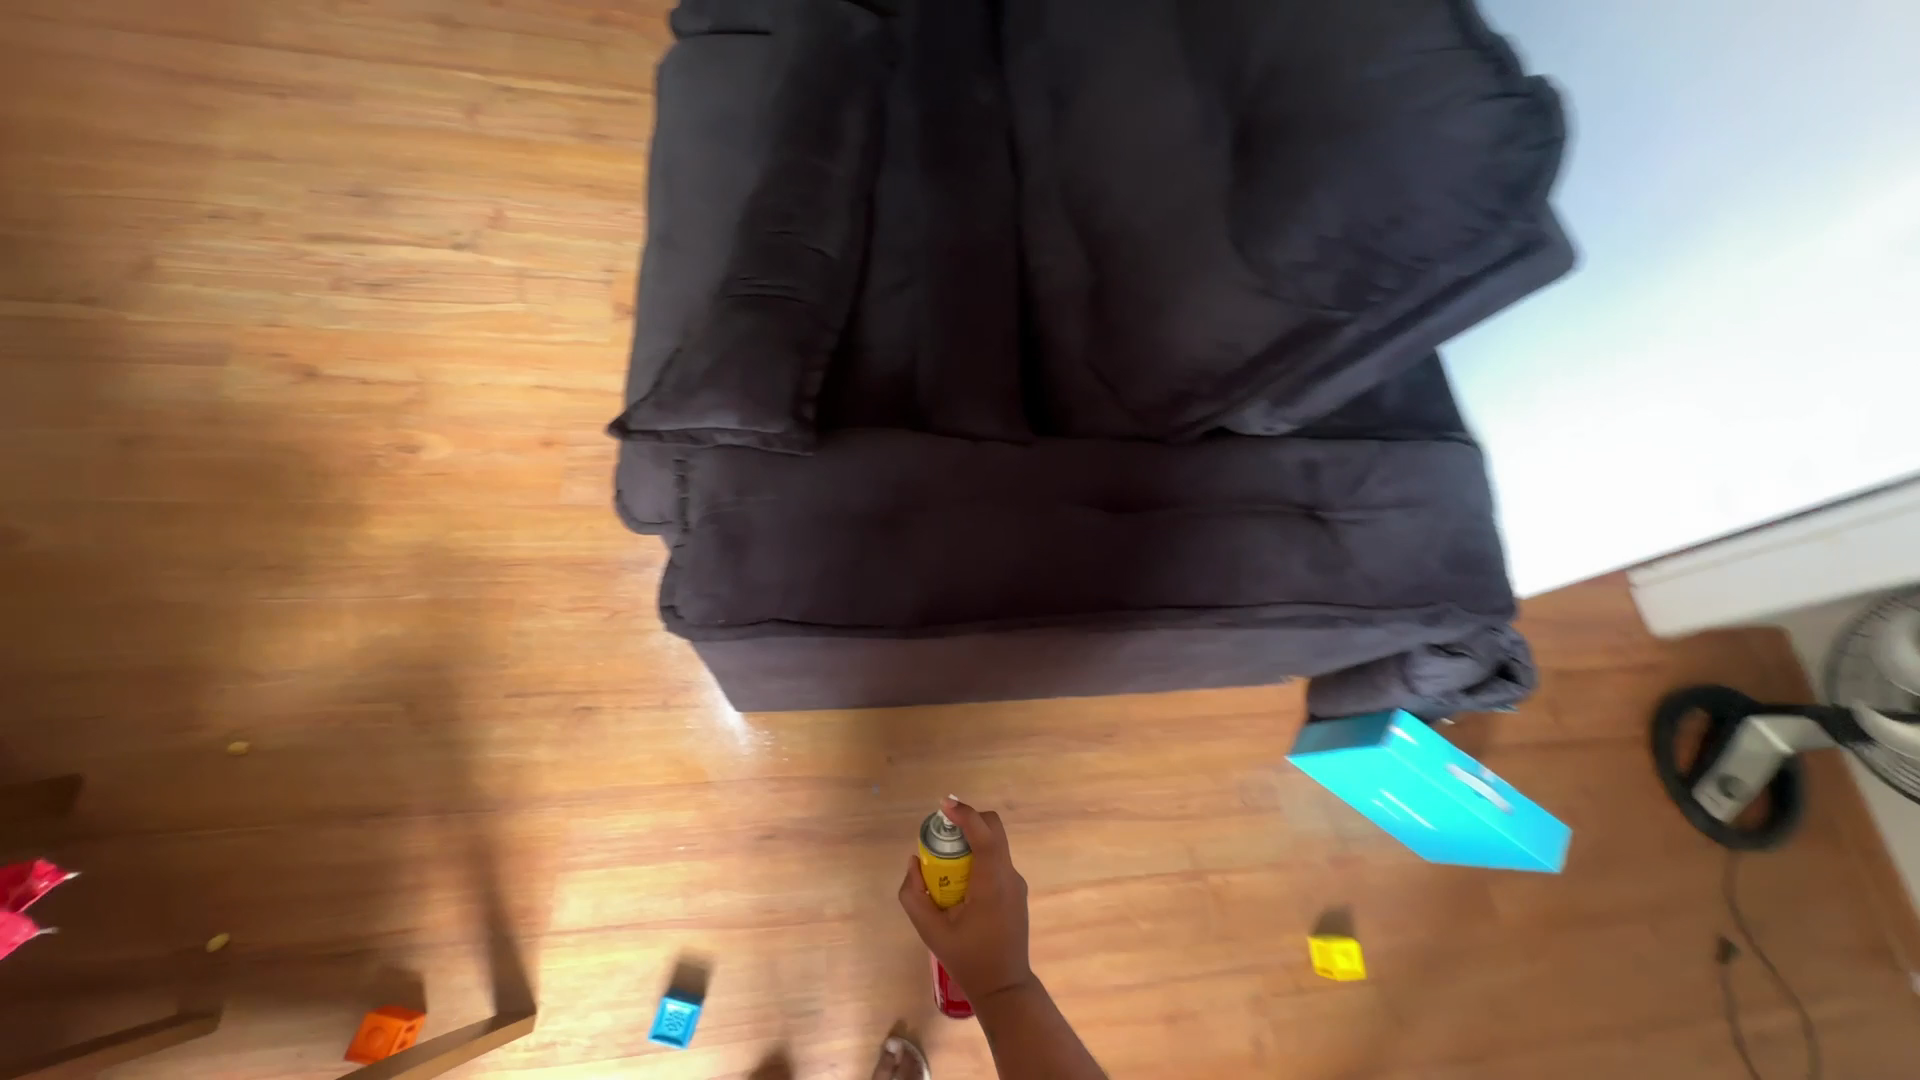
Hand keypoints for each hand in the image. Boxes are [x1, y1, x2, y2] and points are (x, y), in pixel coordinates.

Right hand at [897, 796, 1035, 1003]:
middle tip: (943, 831)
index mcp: (992, 882)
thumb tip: (914, 863)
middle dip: (969, 820)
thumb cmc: (968, 960)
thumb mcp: (931, 931)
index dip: (964, 814)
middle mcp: (1008, 876)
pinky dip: (978, 858)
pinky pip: (996, 861)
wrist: (1004, 987)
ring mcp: (1016, 883)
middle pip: (994, 828)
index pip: (984, 834)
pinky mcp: (1016, 891)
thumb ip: (914, 895)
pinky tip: (960, 883)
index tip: (944, 805)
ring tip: (946, 861)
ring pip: (995, 844)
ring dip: (972, 841)